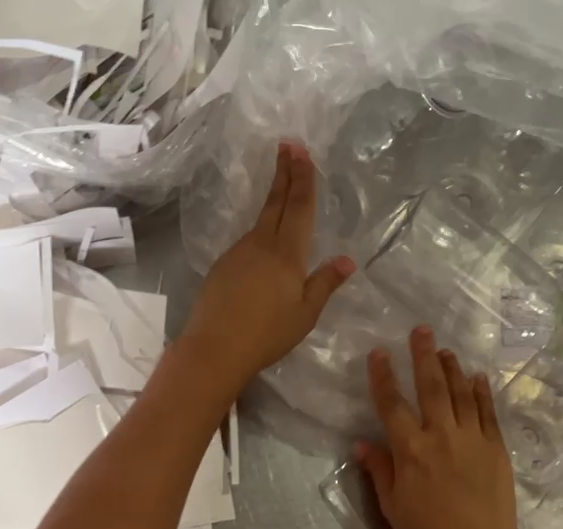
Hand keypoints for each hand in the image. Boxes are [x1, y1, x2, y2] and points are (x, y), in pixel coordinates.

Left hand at [174, 141, 355, 387]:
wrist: (215, 348)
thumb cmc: (267, 334)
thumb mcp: (305, 314)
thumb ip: (324, 284)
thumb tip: (347, 260)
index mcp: (287, 254)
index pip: (299, 208)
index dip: (302, 178)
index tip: (301, 151)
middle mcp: (261, 245)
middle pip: (276, 203)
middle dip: (284, 173)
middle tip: (288, 146)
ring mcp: (237, 254)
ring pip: (260, 223)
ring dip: (273, 202)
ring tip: (281, 190)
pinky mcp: (221, 268)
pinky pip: (246, 244)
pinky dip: (259, 235)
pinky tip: (262, 245)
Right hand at [357, 327, 533, 528]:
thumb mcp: (392, 506)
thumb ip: (379, 470)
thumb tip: (362, 444)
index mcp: (410, 450)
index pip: (392, 405)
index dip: (382, 377)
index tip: (378, 353)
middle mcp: (440, 435)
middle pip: (431, 386)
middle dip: (423, 356)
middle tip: (421, 330)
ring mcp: (472, 438)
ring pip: (461, 392)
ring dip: (452, 368)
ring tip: (445, 350)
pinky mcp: (496, 447)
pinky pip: (487, 411)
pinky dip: (481, 391)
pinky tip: (477, 377)